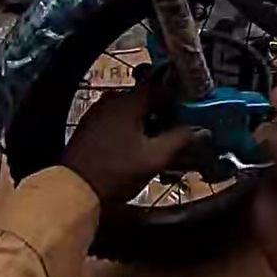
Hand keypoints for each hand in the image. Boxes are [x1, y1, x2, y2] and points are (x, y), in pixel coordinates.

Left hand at [61, 89, 207, 205]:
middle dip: (163, 116)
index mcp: (128, 101)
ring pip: (131, 112)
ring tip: (160, 147)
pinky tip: (138, 149)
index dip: (178, 101)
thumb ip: (179, 140)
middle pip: (145, 100)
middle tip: (178, 135)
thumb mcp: (154, 158)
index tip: (190, 116)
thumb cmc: (116, 170)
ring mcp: (99, 111)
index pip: (160, 89)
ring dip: (147, 125)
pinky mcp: (91, 125)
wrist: (74, 187)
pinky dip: (131, 130)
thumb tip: (202, 130)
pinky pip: (118, 120)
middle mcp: (112, 99)